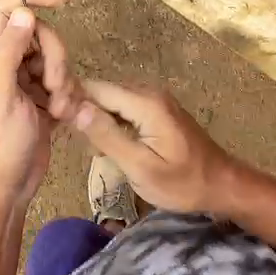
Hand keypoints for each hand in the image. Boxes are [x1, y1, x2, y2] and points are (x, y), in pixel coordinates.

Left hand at [0, 0, 74, 219]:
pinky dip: (67, 94)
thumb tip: (22, 13)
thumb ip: (8, 53)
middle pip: (36, 34)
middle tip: (54, 87)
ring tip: (59, 109)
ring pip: (52, 57)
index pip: (4, 11)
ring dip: (63, 80)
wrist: (7, 191)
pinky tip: (63, 117)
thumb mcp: (0, 99)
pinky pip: (60, 79)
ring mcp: (20, 81)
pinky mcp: (39, 97)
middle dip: (54, 57)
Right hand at [70, 80, 239, 213]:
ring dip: (96, 119)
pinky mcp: (157, 111)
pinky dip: (111, 123)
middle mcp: (149, 93)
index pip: (95, 89)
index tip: (52, 120)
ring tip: (87, 147)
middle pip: (102, 91)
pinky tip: (106, 147)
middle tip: (67, 138)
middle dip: (81, 110)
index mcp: (145, 103)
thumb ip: (108, 137)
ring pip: (112, 100)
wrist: (223, 185)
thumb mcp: (141, 167)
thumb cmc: (183, 183)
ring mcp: (155, 100)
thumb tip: (76, 109)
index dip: (71, 101)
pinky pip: (125, 108)